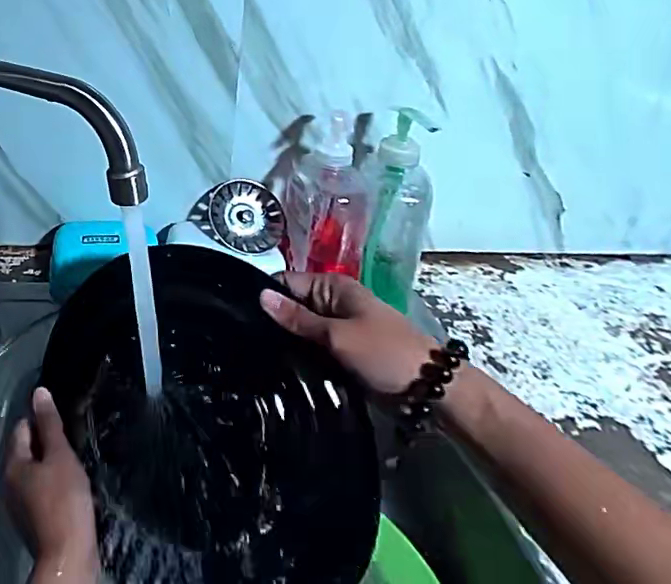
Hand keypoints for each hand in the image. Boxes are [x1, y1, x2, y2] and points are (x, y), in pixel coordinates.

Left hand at [4, 386, 98, 581]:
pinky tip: (70, 481)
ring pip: (33, 469)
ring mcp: (19, 504)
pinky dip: (52, 480)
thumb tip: (39, 392)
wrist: (69, 554)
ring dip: (50, 460)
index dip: (40, 418)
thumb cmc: (64, 499)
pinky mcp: (32, 519)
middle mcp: (9, 484)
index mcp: (13, 466)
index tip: (61, 416)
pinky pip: (39, 488)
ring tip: (73, 456)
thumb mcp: (60, 454)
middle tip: (70, 434)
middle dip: (45, 439)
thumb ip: (49, 424)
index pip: (22, 428)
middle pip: (25, 449)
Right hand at [261, 272, 437, 394]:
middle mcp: (333, 303)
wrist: (430, 390)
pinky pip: (313, 350)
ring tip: (257, 359)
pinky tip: (281, 369)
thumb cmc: (384, 353)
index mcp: (333, 286)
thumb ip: (298, 318)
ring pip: (301, 332)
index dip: (266, 296)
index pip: (287, 282)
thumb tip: (260, 295)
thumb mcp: (337, 335)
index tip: (240, 317)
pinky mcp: (343, 353)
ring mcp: (339, 329)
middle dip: (274, 323)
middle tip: (246, 344)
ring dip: (287, 344)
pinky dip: (301, 357)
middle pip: (293, 307)